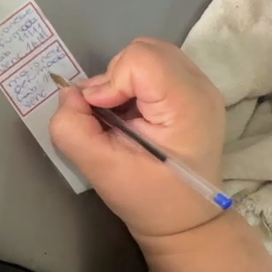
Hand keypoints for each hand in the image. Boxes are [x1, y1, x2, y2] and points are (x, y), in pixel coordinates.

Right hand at [50, 38, 228, 238]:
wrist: (186, 222)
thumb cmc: (148, 199)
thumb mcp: (99, 169)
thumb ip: (72, 128)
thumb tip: (70, 95)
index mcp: (186, 104)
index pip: (139, 59)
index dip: (110, 82)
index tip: (104, 117)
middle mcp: (200, 87)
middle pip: (144, 49)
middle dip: (115, 77)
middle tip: (110, 114)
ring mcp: (201, 87)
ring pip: (149, 54)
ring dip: (123, 79)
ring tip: (121, 115)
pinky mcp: (192, 92)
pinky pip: (155, 67)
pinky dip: (133, 83)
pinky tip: (134, 114)